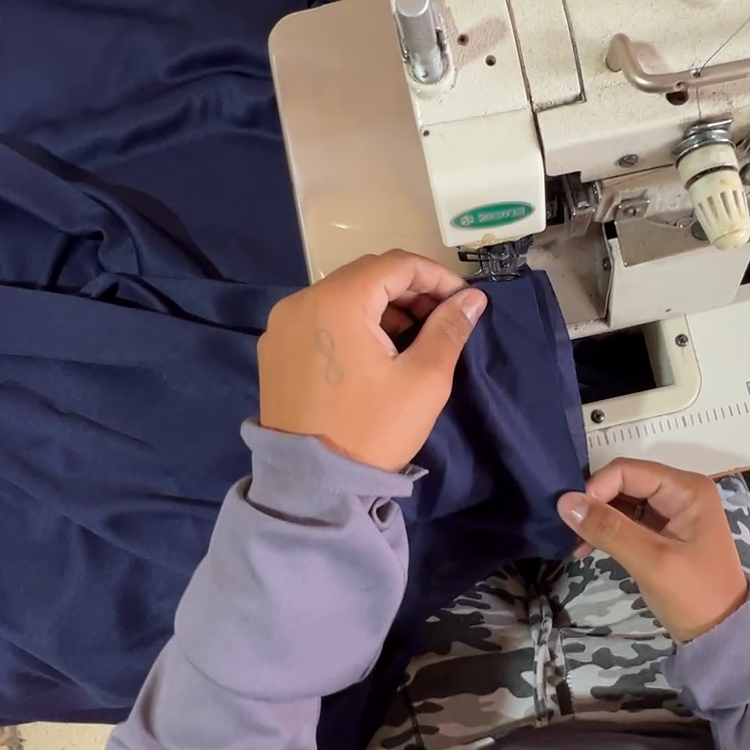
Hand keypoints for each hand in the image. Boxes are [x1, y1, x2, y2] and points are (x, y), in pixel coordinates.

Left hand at [258, 250, 486, 471]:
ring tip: (415, 337)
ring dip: (383, 306)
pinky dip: (354, 322)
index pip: (396, 264)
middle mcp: (302, 301)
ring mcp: (283, 325)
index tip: (463, 300)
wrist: (311, 485)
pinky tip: (377, 351)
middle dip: (411, 290)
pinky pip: (322, 318)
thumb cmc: (373, 429)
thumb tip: (473, 298)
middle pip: (367, 275)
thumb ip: (449, 329)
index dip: (436, 276)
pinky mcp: (276, 350)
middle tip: (443, 318)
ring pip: (344, 295)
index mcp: (338, 301)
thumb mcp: (424, 379)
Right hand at [556, 459, 748, 641]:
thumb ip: (609, 529)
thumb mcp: (651, 562)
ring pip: (622, 500)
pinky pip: (628, 518)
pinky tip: (590, 547)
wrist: (723, 637)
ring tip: (577, 544)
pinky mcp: (663, 529)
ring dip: (598, 518)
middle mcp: (680, 490)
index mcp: (686, 489)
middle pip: (623, 482)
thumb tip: (564, 501)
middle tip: (570, 532)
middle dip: (595, 503)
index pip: (627, 471)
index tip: (572, 517)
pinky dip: (608, 530)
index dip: (596, 488)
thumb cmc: (695, 597)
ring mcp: (672, 510)